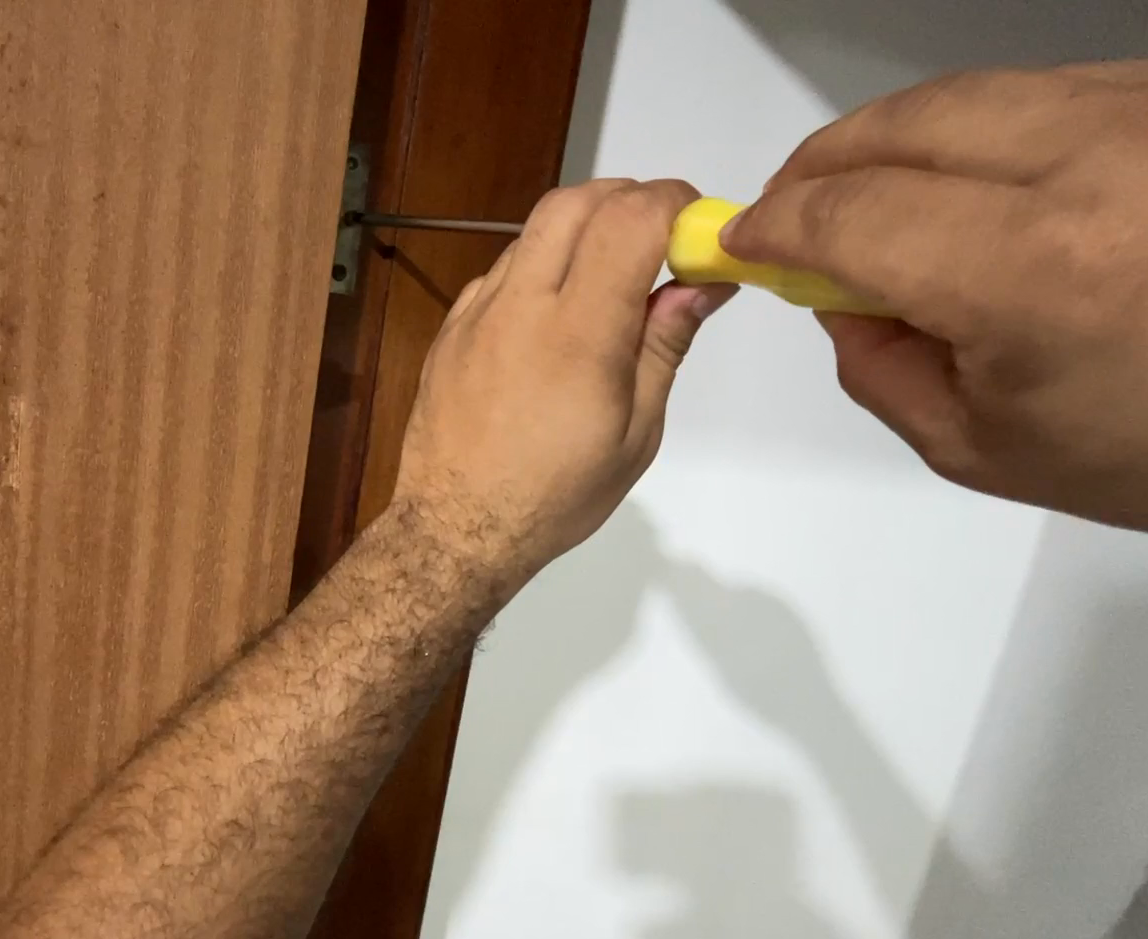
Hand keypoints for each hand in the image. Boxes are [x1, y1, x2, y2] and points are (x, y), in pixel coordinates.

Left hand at [391, 178, 734, 590]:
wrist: (454, 528)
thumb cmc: (554, 496)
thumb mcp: (634, 434)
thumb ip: (664, 346)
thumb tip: (700, 283)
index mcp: (578, 332)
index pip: (631, 217)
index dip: (675, 204)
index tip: (695, 234)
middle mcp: (519, 307)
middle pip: (573, 202)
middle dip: (625, 200)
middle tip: (653, 245)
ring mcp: (474, 317)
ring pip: (530, 235)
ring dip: (576, 237)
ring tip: (601, 291)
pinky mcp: (447, 334)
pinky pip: (496, 277)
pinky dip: (533, 274)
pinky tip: (546, 323)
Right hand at [724, 53, 1147, 556]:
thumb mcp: (975, 444)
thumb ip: (876, 364)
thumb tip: (834, 294)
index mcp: (1036, 274)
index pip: (851, 213)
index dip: (775, 223)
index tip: (741, 239)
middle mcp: (1120, 161)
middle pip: (911, 121)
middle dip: (822, 161)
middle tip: (788, 206)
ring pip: (987, 94)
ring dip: (901, 148)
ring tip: (877, 203)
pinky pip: (1069, 92)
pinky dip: (992, 137)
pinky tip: (982, 191)